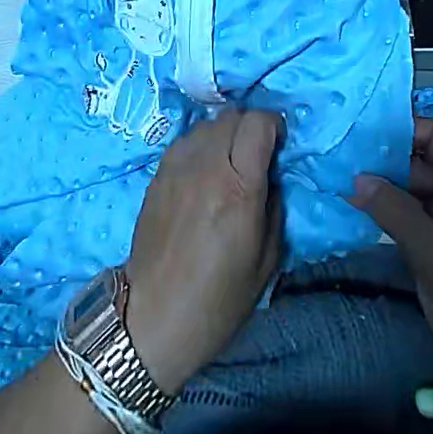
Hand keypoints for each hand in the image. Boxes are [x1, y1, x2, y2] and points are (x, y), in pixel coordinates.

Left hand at [124, 109, 282, 393]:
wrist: (153, 317)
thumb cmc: (219, 298)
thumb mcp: (268, 260)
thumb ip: (275, 206)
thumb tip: (272, 175)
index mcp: (238, 188)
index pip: (257, 123)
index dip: (274, 125)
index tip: (279, 144)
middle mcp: (206, 167)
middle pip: (232, 115)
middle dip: (251, 127)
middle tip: (257, 154)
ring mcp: (176, 168)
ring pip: (207, 123)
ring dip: (224, 134)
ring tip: (229, 162)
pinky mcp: (157, 175)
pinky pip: (185, 141)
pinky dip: (201, 146)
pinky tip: (204, 171)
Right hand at [350, 118, 432, 404]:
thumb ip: (397, 214)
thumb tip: (357, 178)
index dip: (400, 129)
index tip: (355, 127)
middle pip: (425, 165)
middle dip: (383, 159)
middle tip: (334, 154)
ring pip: (417, 194)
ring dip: (382, 188)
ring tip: (335, 176)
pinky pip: (416, 223)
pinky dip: (389, 216)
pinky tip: (356, 209)